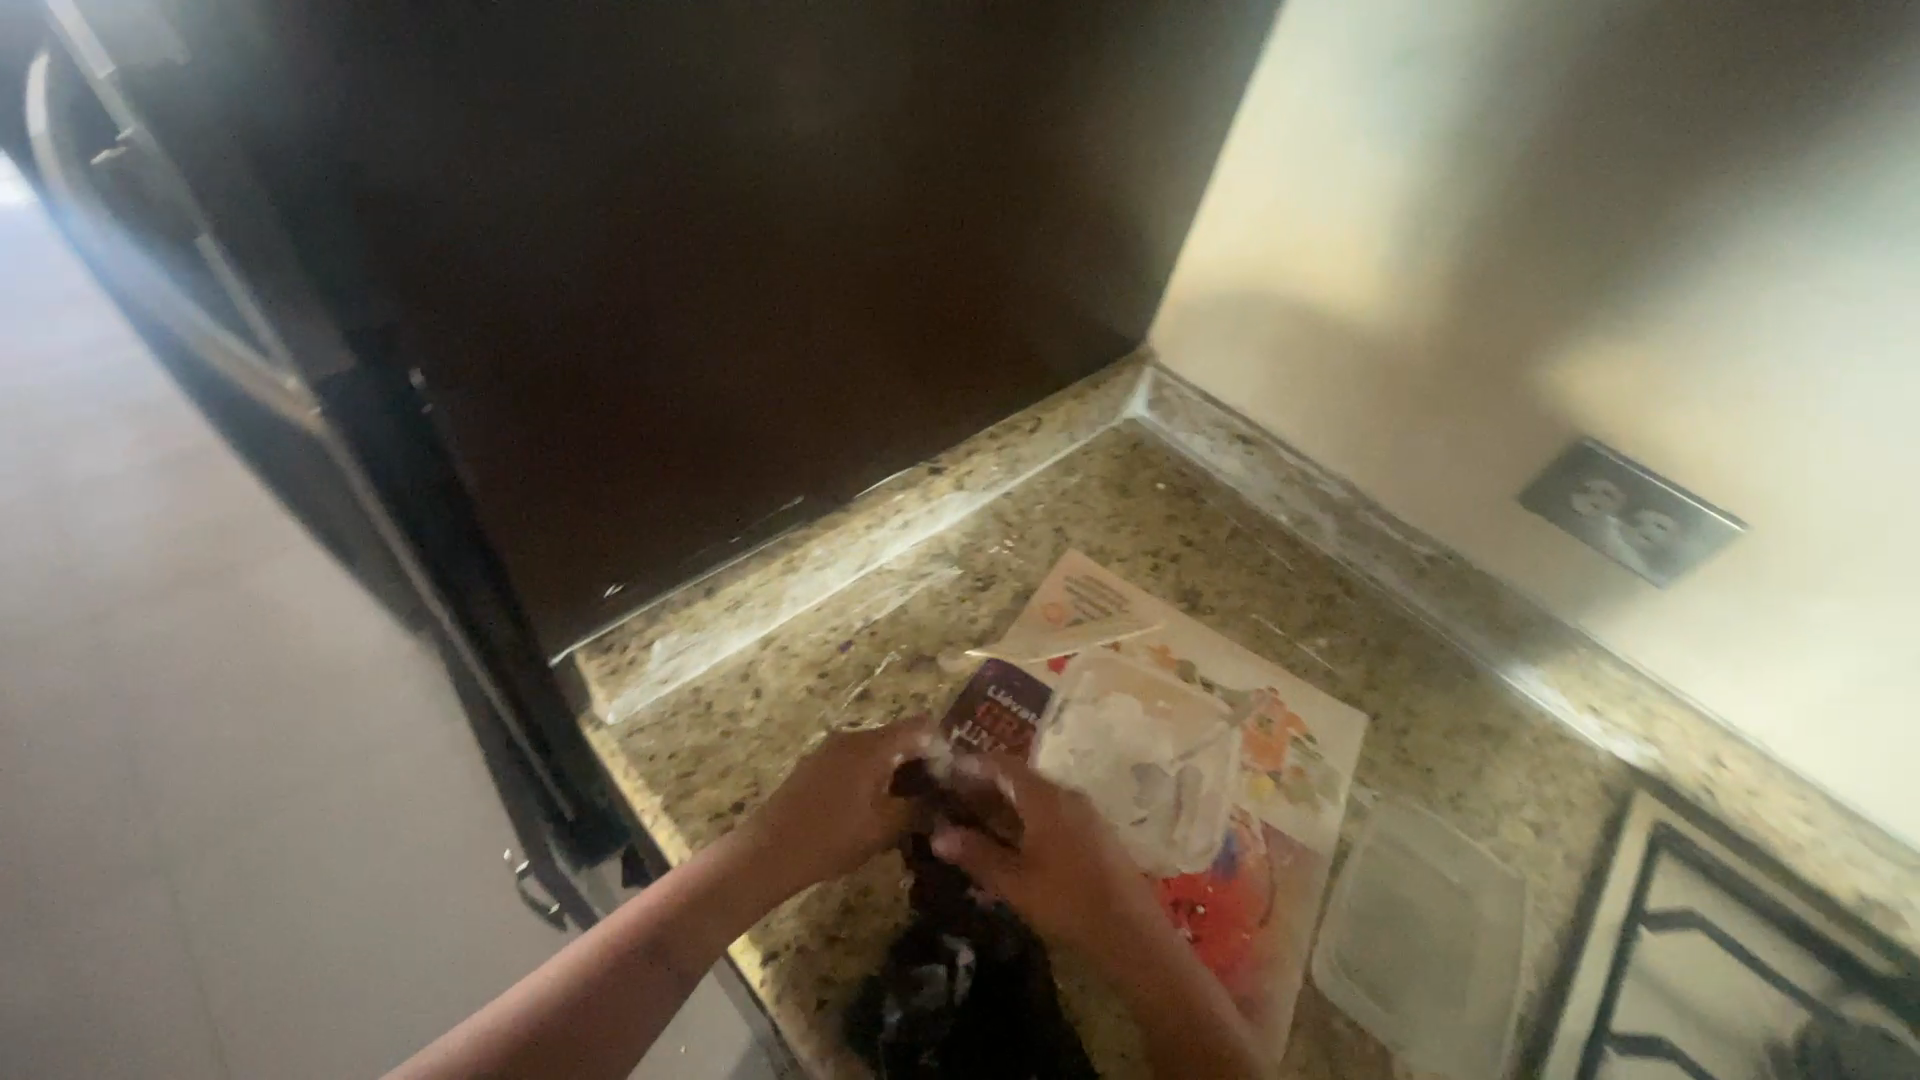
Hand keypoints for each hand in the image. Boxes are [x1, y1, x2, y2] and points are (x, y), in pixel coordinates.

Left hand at [737, 715, 935, 892]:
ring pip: (877, 750)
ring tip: (907, 806)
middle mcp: (852, 737)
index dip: (943, 746)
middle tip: (936, 796)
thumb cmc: (831, 838)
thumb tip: (941, 802)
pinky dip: (872, 776)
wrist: (766, 852)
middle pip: (899, 737)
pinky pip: (855, 761)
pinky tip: (874, 808)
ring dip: (896, 771)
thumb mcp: (885, 828)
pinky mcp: (815, 765)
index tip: (953, 777)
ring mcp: (830, 749)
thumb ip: (918, 809)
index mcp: (873, 745)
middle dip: (921, 762)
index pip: (922, 727)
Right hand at [928, 753, 1169, 967]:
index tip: (946, 771)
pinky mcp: (1095, 834)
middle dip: (987, 786)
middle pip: (1021, 779)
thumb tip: (938, 835)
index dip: (973, 764)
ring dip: (1007, 804)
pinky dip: (1027, 818)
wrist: (1131, 932)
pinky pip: (1053, 813)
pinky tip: (1013, 842)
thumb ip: (976, 855)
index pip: (1003, 765)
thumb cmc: (1068, 902)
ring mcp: (1085, 814)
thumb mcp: (1014, 883)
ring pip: (1037, 797)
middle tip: (954, 798)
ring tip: (976, 820)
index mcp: (1045, 798)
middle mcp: (1066, 795)